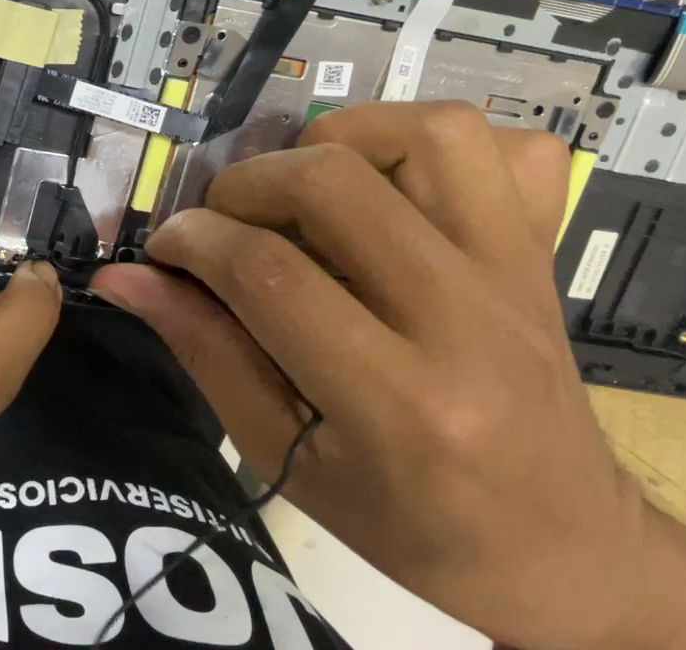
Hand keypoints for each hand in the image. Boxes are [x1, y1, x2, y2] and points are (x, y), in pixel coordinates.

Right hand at [92, 102, 685, 649]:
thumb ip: (203, 351)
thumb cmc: (410, 523)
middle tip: (223, 222)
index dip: (194, 241)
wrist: (564, 549)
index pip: (269, 272)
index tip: (164, 250)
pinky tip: (385, 181)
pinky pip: (508, 151)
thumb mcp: (284, 455)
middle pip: (334, 184)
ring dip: (338, 139)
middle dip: (245, 185)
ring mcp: (517, 275)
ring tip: (299, 185)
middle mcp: (467, 321)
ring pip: (430, 136)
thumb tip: (121, 278)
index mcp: (400, 402)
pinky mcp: (541, 253)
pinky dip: (431, 142)